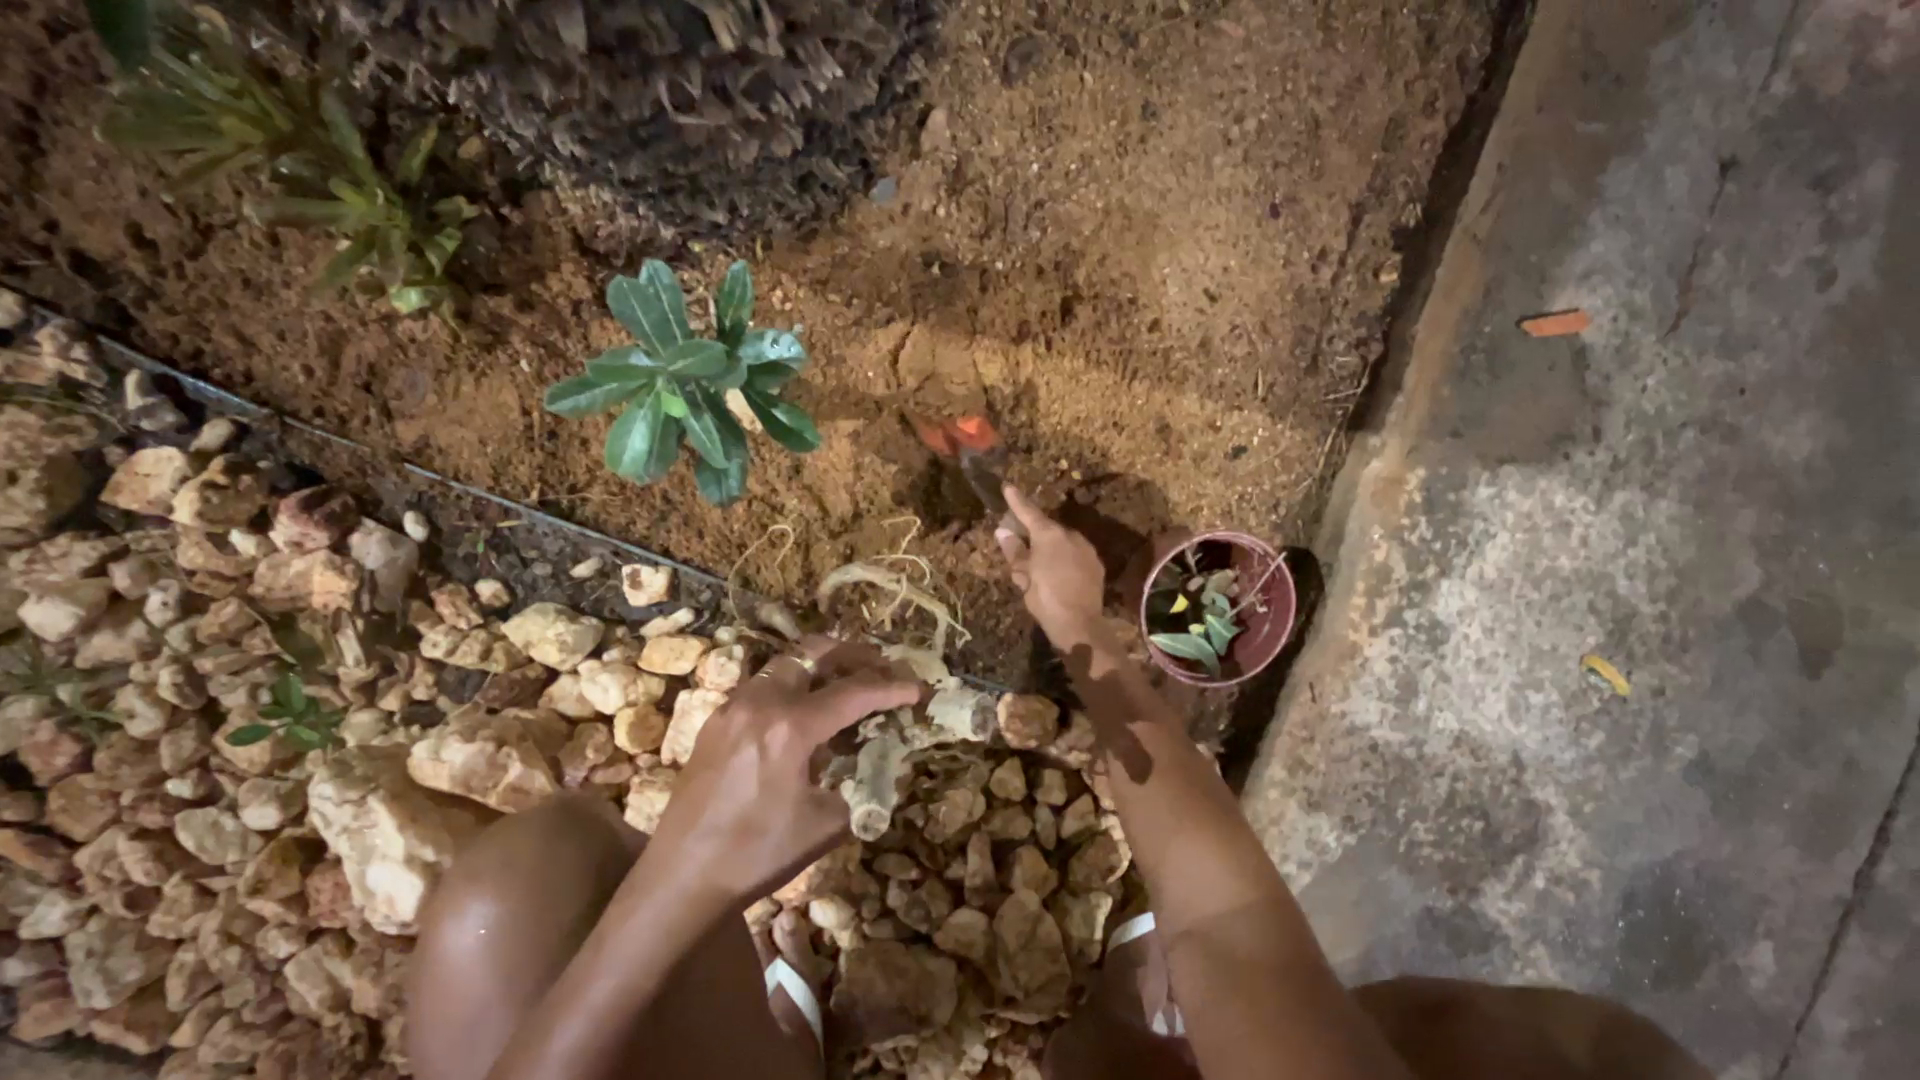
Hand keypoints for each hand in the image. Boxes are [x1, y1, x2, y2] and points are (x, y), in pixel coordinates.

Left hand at [647, 636, 919, 904]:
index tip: (919, 689)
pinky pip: (763, 687)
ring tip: (848, 684)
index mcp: (790, 726)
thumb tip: (881, 768)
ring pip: (785, 665)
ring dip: (821, 666)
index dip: (892, 689)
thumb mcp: (826, 825)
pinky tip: (806, 715)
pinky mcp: (715, 723)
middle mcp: (760, 703)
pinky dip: (794, 686)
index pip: (854, 692)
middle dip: (855, 655)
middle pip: (814, 653)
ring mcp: (732, 708)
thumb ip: (862, 787)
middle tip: (884, 668)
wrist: (681, 878)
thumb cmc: (757, 855)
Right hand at [996, 484, 1106, 646]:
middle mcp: (1070, 535)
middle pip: (1047, 528)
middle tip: (1020, 541)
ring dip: (1051, 546)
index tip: (1008, 487)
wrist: (1079, 623)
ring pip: (1063, 541)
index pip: (1028, 512)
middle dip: (1034, 532)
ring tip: (1040, 563)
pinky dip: (1065, 558)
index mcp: (1049, 534)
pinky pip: (1075, 554)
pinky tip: (1058, 572)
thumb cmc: (1044, 597)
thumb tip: (1004, 532)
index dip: (1016, 501)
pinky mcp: (1096, 565)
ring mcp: (1086, 549)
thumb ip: (1015, 551)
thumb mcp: (1023, 575)